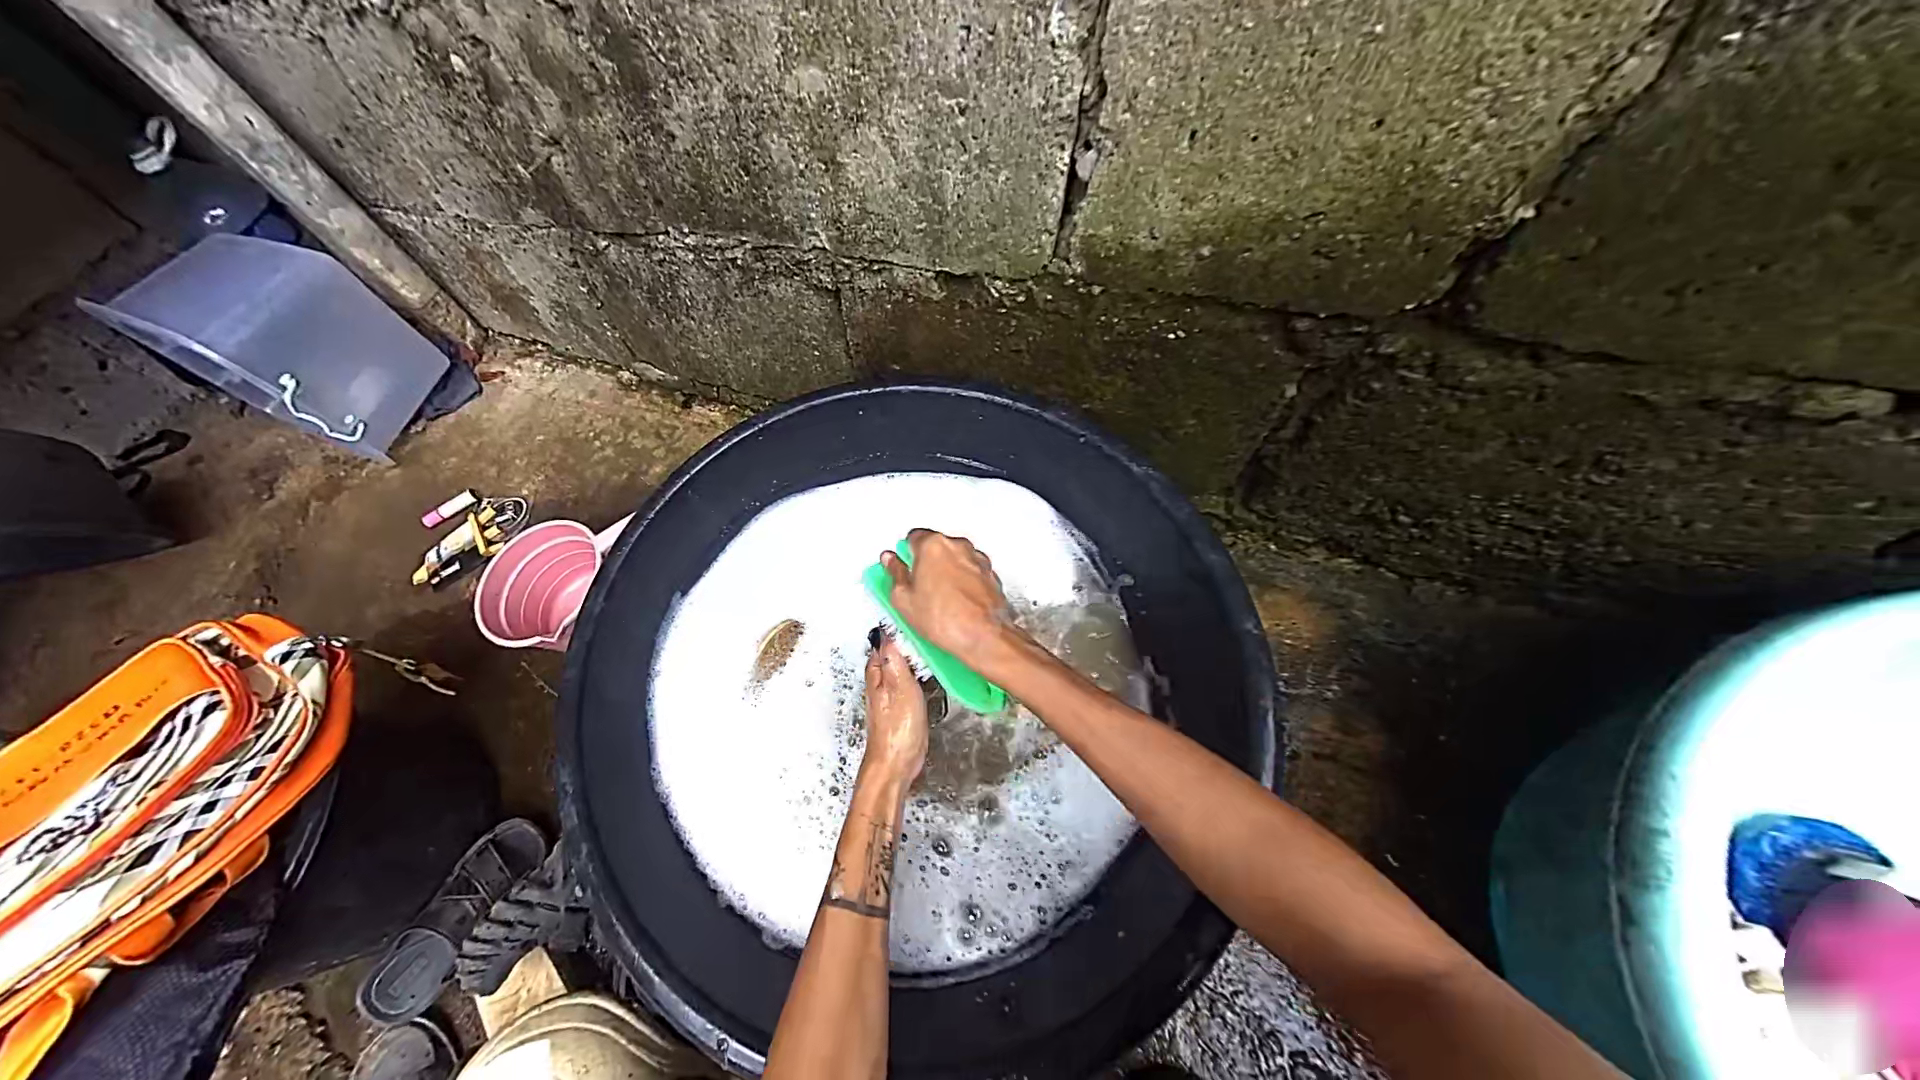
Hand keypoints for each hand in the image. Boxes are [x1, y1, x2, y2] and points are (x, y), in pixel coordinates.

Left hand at [861, 633, 927, 787]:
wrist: (897, 765)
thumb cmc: (897, 731)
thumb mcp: (900, 688)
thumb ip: (896, 661)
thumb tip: (890, 633)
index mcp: (877, 674)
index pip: (884, 641)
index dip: (896, 627)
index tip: (911, 613)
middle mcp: (881, 682)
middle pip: (891, 652)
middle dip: (904, 639)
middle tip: (922, 626)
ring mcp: (891, 694)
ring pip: (900, 666)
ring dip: (911, 656)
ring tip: (926, 645)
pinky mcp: (902, 706)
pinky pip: (908, 681)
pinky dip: (916, 673)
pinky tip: (926, 673)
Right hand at [880, 530, 1018, 669]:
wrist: (984, 637)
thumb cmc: (948, 620)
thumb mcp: (904, 600)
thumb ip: (894, 573)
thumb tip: (890, 562)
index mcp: (933, 545)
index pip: (912, 537)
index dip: (904, 554)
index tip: (901, 567)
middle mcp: (958, 546)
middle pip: (936, 547)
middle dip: (926, 564)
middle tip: (918, 588)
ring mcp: (978, 560)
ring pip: (956, 560)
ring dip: (947, 573)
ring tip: (938, 601)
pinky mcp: (991, 576)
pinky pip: (971, 573)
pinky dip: (964, 583)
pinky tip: (956, 605)